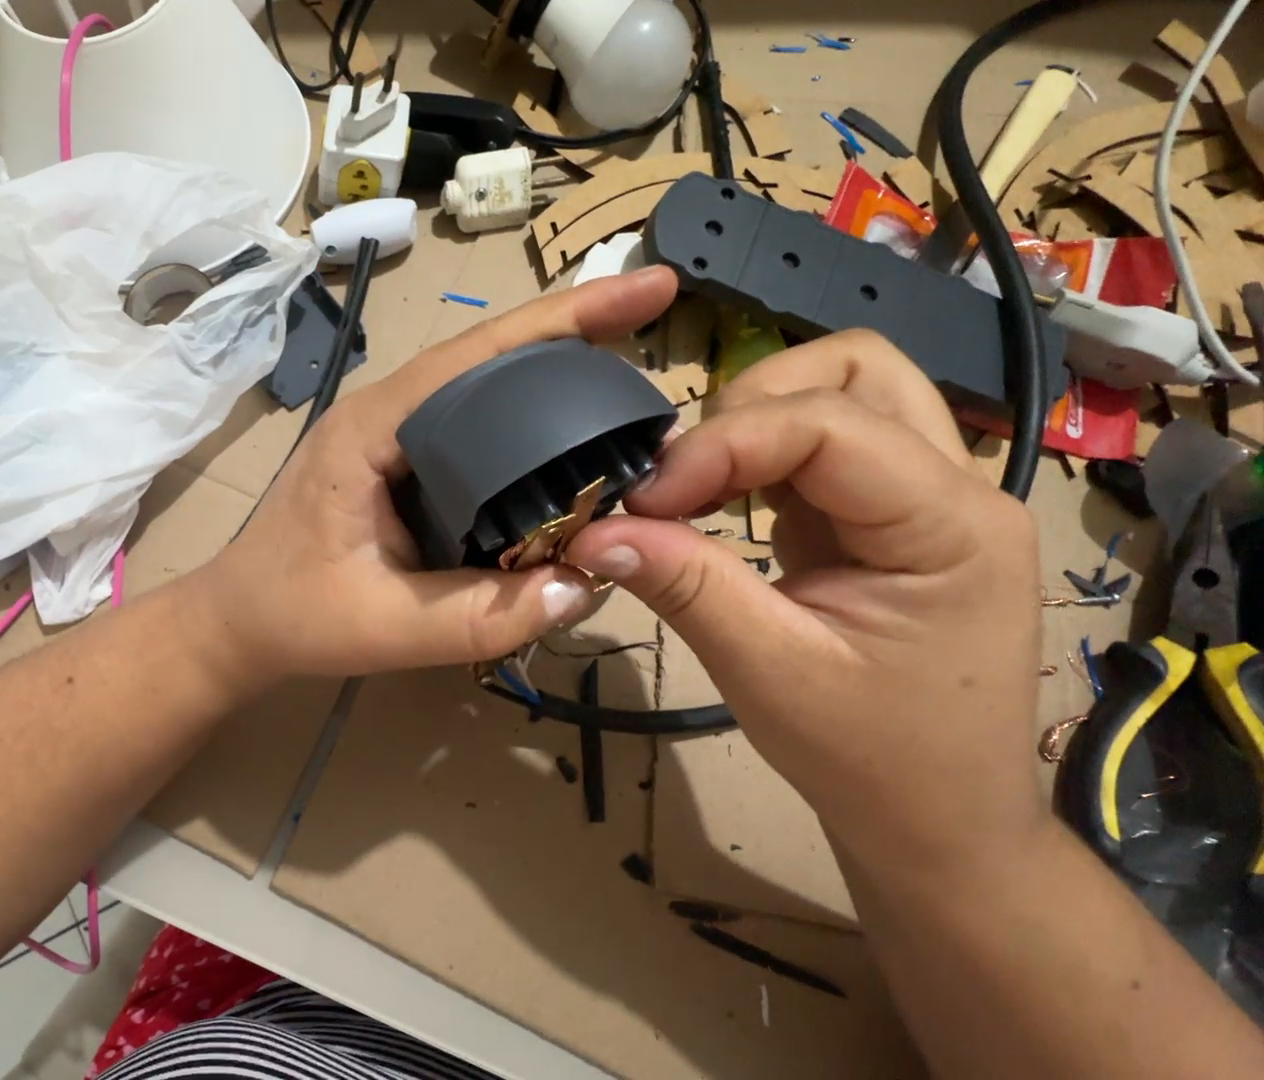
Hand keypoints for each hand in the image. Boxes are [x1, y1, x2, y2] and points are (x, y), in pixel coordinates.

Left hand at [196, 269, 677, 677]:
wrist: (236, 622)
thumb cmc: (292, 616)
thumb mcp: (384, 628)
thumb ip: (478, 616)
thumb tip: (584, 588)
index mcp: (374, 427)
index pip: (477, 356)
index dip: (564, 320)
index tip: (647, 290)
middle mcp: (384, 414)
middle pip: (487, 357)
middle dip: (572, 334)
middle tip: (657, 323)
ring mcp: (388, 434)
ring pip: (481, 387)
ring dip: (551, 375)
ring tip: (629, 379)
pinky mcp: (396, 462)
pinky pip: (471, 427)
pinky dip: (524, 421)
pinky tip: (567, 441)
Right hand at [563, 330, 1048, 880]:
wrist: (937, 820)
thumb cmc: (870, 758)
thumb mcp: (767, 672)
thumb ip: (685, 586)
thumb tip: (592, 532)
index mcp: (950, 525)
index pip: (828, 424)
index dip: (720, 445)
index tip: (642, 501)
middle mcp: (953, 488)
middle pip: (854, 371)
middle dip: (750, 403)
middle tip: (683, 476)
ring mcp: (923, 497)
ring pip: (842, 392)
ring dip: (755, 422)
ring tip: (696, 487)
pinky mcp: (885, 517)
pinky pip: (820, 445)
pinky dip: (755, 457)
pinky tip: (718, 506)